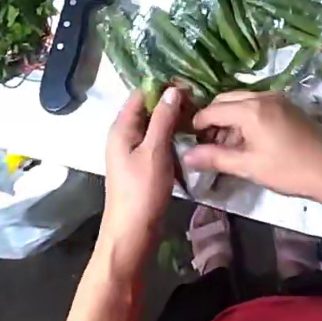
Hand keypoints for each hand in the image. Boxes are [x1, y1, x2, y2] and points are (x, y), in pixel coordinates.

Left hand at [99, 86, 183, 276]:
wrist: (132, 233)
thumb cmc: (142, 191)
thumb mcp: (155, 151)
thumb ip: (164, 119)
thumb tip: (173, 89)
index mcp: (121, 127)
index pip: (141, 93)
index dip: (164, 87)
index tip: (190, 87)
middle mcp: (124, 134)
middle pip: (148, 108)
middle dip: (172, 104)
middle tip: (200, 104)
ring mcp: (132, 150)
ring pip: (155, 126)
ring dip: (174, 122)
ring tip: (198, 120)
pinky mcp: (141, 164)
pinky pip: (157, 142)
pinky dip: (171, 139)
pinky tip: (189, 140)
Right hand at [184, 91, 321, 208]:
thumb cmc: (290, 170)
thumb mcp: (249, 167)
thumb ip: (215, 158)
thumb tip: (187, 156)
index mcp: (250, 109)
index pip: (212, 109)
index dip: (198, 125)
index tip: (190, 141)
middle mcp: (262, 96)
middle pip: (225, 100)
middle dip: (213, 119)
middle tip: (207, 144)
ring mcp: (276, 98)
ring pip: (241, 101)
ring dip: (229, 119)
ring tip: (227, 146)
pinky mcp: (286, 105)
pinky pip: (256, 104)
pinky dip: (245, 117)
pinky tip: (247, 140)